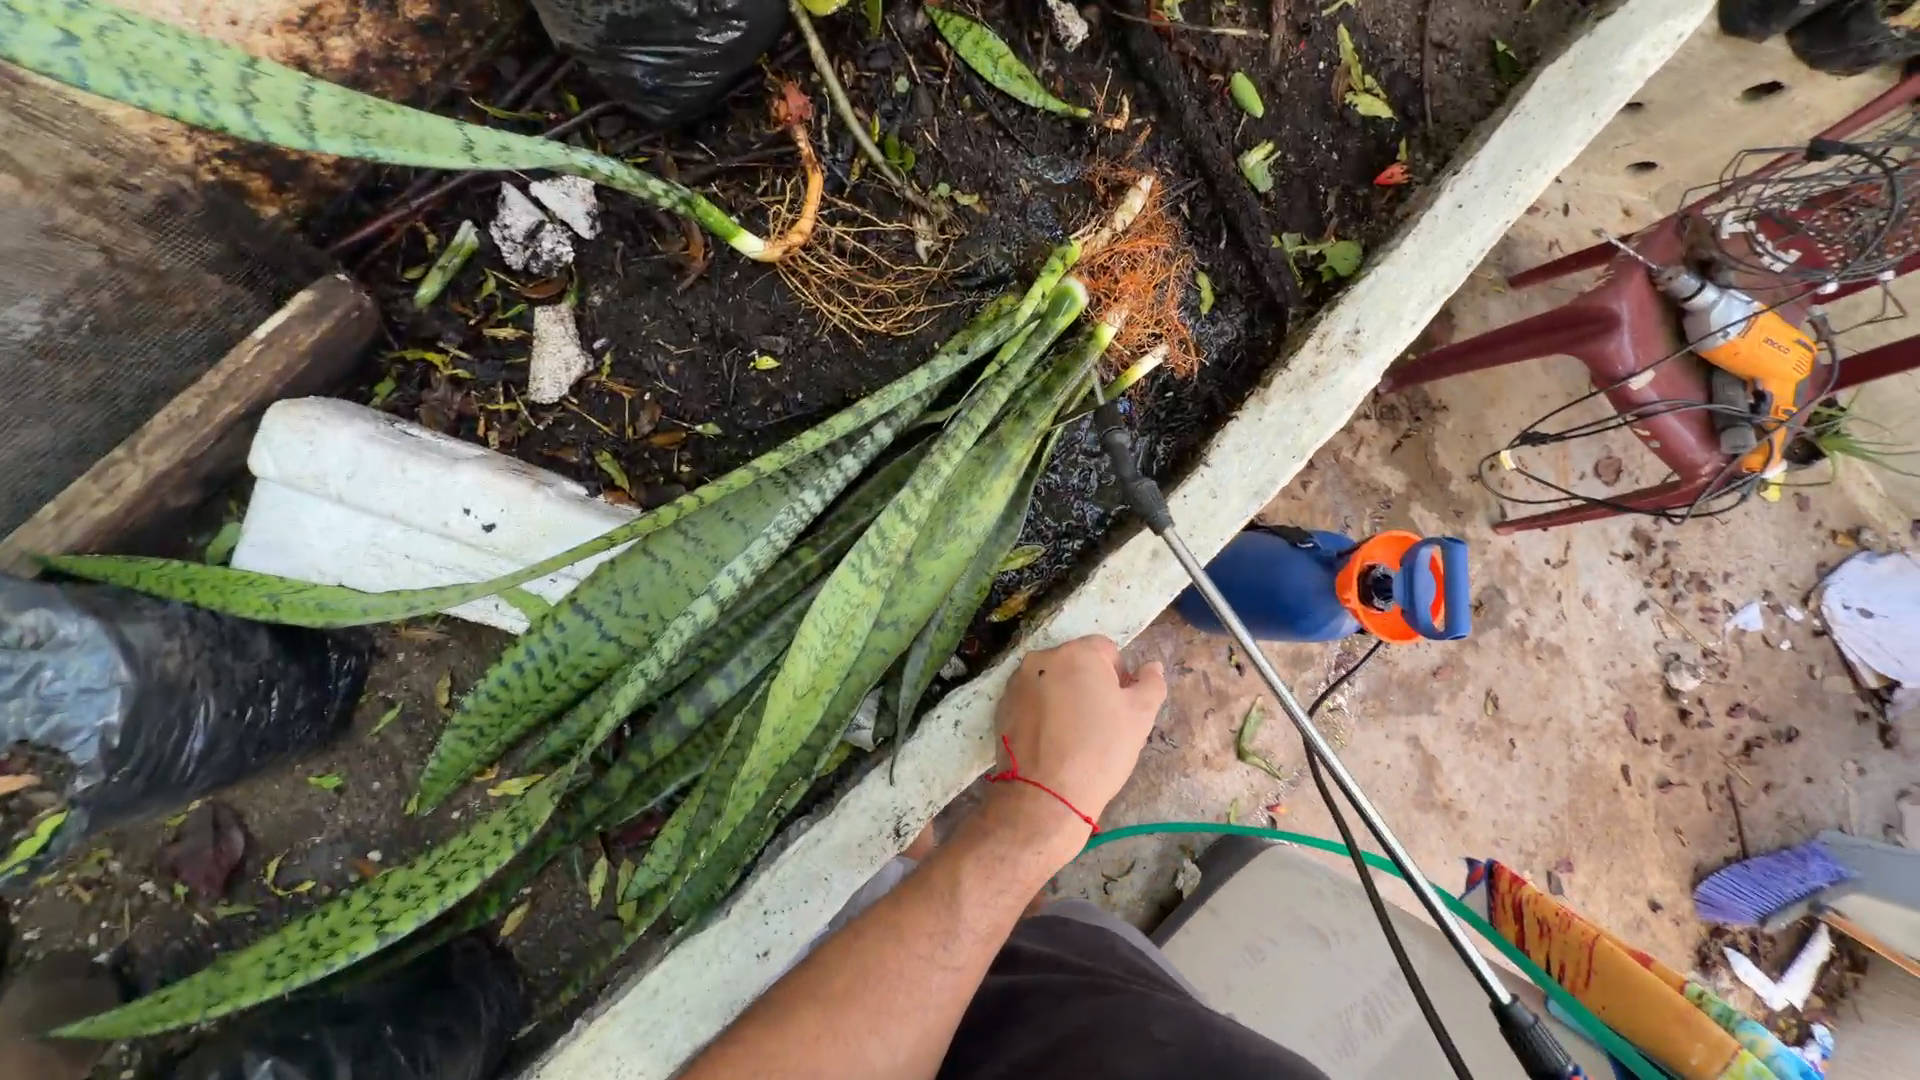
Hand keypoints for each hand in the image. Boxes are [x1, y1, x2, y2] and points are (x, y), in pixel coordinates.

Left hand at [990, 635, 1165, 831]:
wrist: (1045, 794)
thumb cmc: (1100, 750)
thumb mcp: (1140, 717)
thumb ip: (1150, 684)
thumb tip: (1153, 666)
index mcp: (1077, 653)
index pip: (1106, 650)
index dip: (1118, 676)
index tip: (1118, 707)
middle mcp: (1042, 658)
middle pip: (1075, 662)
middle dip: (1089, 684)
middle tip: (1099, 722)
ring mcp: (1017, 682)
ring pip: (1050, 680)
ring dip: (1064, 696)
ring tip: (1073, 734)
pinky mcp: (1001, 706)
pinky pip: (1030, 700)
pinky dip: (1041, 711)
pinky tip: (1051, 740)